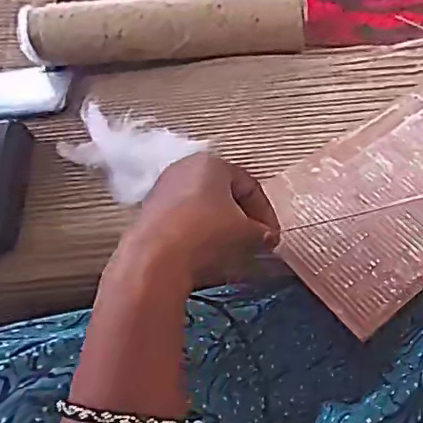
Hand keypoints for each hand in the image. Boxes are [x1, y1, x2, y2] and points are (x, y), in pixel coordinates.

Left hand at [114, 155, 279, 287]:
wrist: (156, 259)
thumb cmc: (207, 234)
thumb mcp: (247, 234)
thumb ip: (262, 232)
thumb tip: (265, 237)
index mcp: (211, 164)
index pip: (250, 186)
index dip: (266, 214)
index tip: (272, 236)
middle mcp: (184, 169)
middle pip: (224, 195)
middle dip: (244, 220)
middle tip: (256, 241)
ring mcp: (163, 191)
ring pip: (204, 209)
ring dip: (222, 229)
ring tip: (234, 251)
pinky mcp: (150, 215)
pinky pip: (185, 222)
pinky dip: (201, 236)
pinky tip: (208, 255)